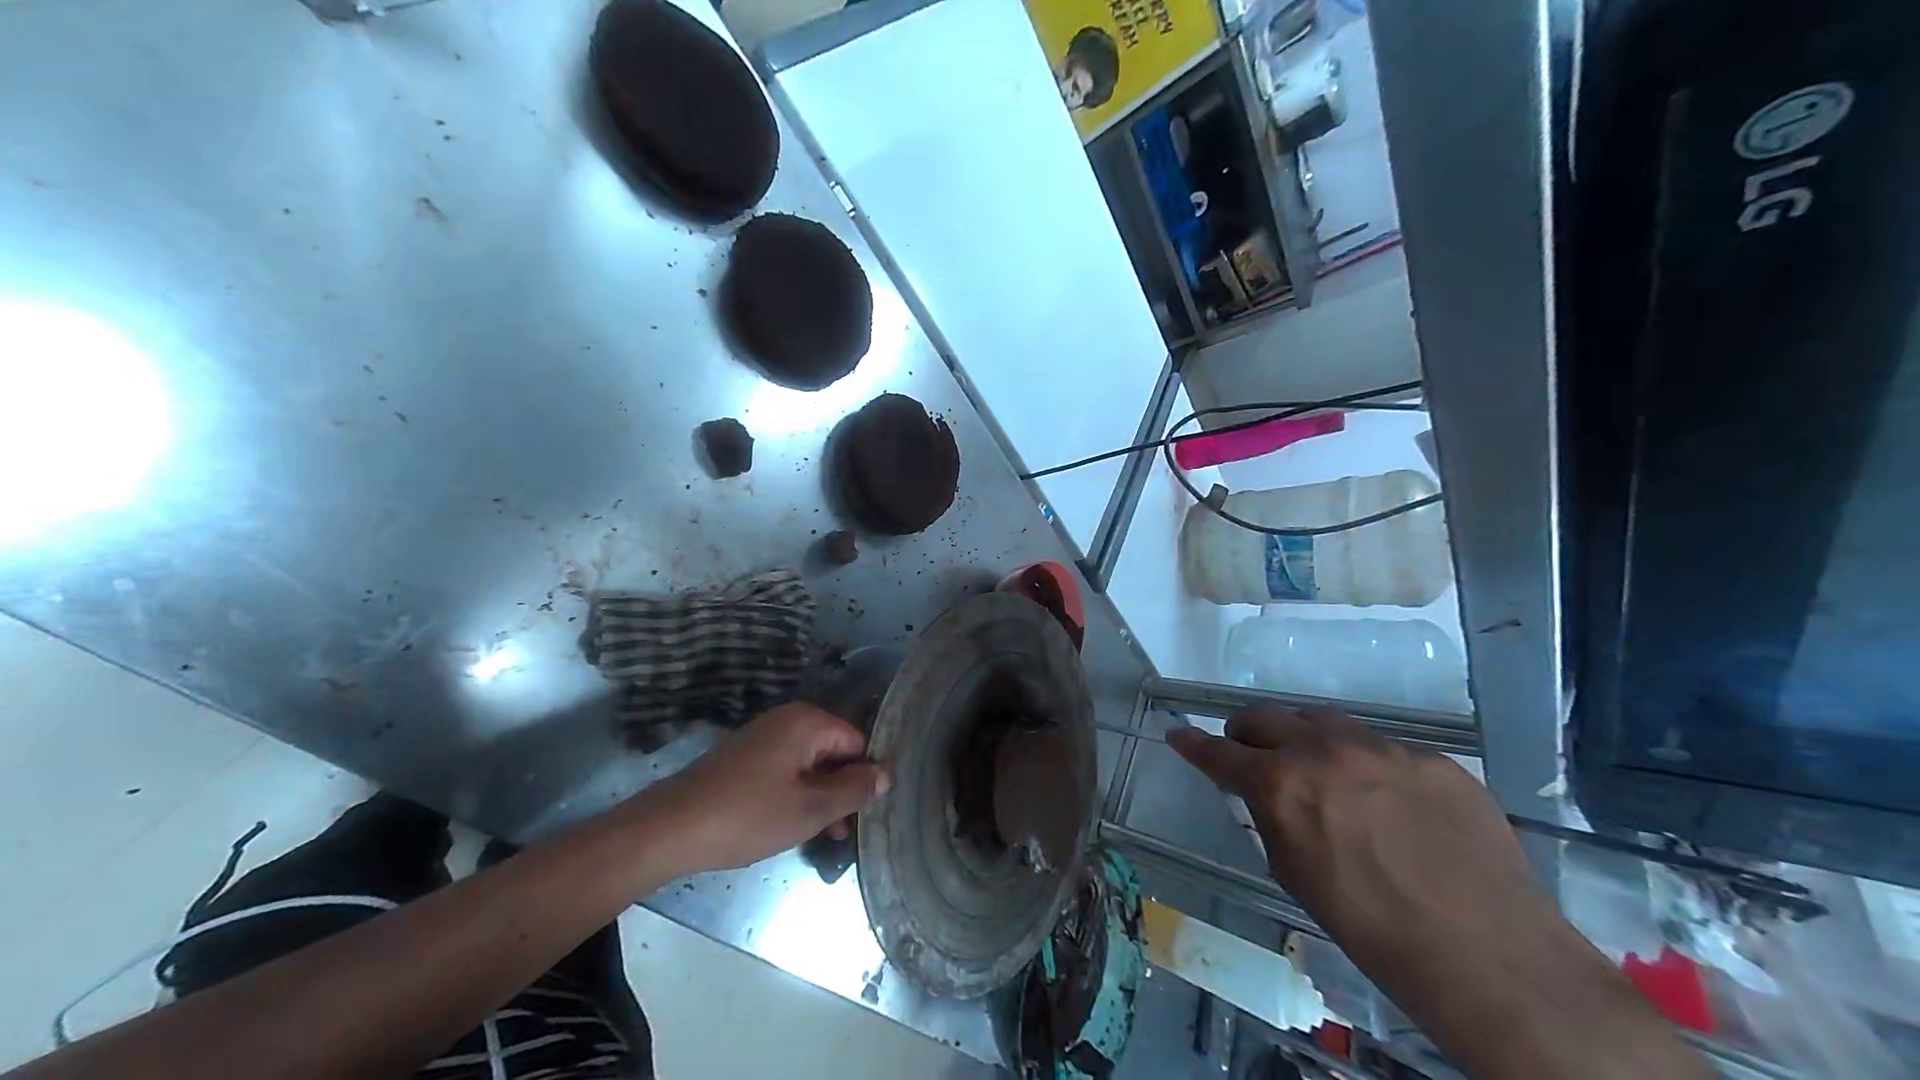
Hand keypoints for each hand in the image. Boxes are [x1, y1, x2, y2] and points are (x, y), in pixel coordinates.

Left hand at [628, 703, 888, 877]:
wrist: (669, 829)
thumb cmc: (747, 816)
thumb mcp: (810, 809)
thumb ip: (854, 790)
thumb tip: (886, 775)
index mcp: (807, 722)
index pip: (858, 743)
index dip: (865, 777)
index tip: (866, 814)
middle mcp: (787, 719)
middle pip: (834, 751)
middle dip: (843, 789)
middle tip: (844, 832)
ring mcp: (763, 737)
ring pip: (810, 764)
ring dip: (821, 797)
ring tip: (822, 836)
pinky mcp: (745, 757)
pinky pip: (787, 770)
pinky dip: (796, 794)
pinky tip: (792, 825)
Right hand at [1169, 707, 1710, 1079]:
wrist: (1489, 955)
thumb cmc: (1372, 928)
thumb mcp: (1295, 874)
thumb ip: (1271, 818)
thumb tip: (1265, 796)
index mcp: (1282, 783)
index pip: (1219, 752)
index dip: (1193, 743)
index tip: (1178, 733)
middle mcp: (1326, 750)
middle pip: (1266, 717)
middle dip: (1247, 734)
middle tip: (1250, 755)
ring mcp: (1384, 748)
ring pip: (1324, 721)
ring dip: (1305, 738)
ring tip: (1318, 770)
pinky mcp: (1433, 758)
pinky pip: (1382, 747)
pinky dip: (1365, 763)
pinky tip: (1388, 802)